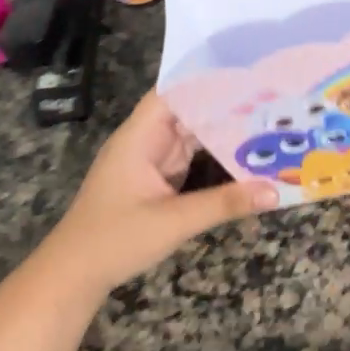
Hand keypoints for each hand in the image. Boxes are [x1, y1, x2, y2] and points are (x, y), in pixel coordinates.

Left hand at [37, 91, 276, 292]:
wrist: (74, 274)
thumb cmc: (114, 240)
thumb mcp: (175, 221)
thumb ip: (225, 203)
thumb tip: (275, 191)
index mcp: (139, 139)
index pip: (172, 94)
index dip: (206, 82)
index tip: (247, 75)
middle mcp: (145, 145)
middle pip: (188, 113)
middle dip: (226, 106)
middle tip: (272, 99)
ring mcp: (151, 165)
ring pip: (193, 138)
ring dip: (224, 132)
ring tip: (268, 123)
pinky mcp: (158, 185)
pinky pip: (192, 161)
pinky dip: (217, 156)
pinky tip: (246, 156)